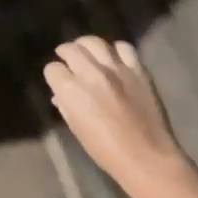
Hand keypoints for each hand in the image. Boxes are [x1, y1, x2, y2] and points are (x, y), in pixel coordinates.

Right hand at [44, 36, 189, 191]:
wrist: (145, 155)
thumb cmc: (104, 149)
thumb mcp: (76, 128)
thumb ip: (65, 106)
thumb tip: (60, 95)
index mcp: (71, 91)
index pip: (53, 69)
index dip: (53, 75)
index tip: (56, 80)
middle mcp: (91, 74)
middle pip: (71, 49)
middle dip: (64, 53)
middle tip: (66, 58)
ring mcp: (117, 69)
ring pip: (95, 42)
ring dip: (86, 45)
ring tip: (86, 52)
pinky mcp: (138, 70)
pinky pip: (124, 47)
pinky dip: (115, 50)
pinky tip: (113, 59)